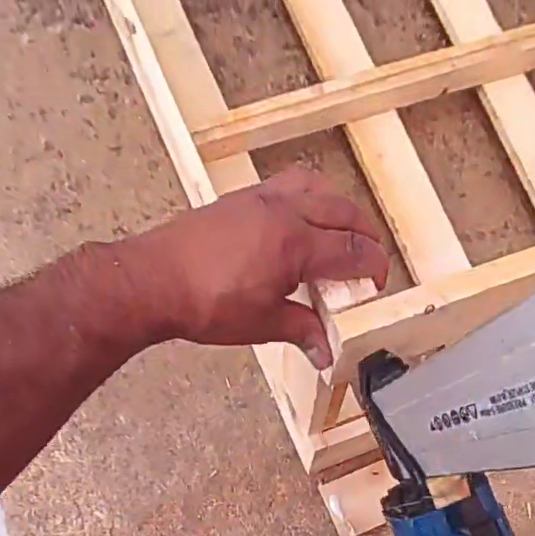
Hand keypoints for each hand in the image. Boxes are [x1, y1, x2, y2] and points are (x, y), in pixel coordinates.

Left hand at [122, 167, 390, 367]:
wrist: (155, 281)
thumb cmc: (205, 303)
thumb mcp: (262, 324)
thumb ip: (301, 331)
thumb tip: (324, 351)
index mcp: (295, 244)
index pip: (351, 250)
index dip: (373, 265)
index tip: (380, 279)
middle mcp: (283, 213)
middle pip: (341, 212)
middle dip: (364, 232)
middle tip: (372, 253)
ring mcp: (259, 200)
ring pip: (314, 187)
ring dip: (337, 204)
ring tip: (342, 226)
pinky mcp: (239, 199)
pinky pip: (285, 185)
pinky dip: (305, 196)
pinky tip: (298, 217)